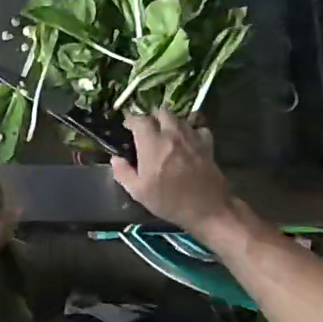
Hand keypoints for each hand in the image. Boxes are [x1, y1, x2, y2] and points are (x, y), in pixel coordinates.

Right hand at [111, 110, 237, 236]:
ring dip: (170, 122)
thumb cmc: (169, 201)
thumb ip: (123, 173)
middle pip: (161, 112)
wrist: (206, 209)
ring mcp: (191, 137)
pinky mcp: (207, 143)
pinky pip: (198, 128)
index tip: (127, 127)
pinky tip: (188, 141)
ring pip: (179, 118)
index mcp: (152, 144)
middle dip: (152, 118)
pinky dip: (191, 131)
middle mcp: (172, 134)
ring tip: (166, 135)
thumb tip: (115, 159)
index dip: (131, 120)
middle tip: (148, 130)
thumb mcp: (139, 192)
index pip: (139, 120)